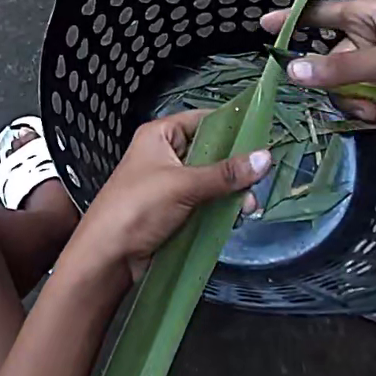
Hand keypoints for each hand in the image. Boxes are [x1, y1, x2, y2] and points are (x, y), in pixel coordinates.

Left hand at [63, 110, 272, 283]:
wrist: (108, 256)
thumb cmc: (137, 208)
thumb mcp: (183, 184)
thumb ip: (225, 173)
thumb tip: (266, 157)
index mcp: (159, 135)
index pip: (202, 119)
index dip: (231, 125)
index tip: (262, 134)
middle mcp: (165, 155)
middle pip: (211, 151)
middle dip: (236, 166)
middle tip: (261, 178)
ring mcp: (170, 184)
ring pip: (212, 180)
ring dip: (231, 191)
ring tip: (249, 206)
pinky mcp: (175, 210)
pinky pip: (206, 202)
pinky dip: (222, 207)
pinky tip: (237, 216)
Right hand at [259, 0, 375, 130]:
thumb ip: (342, 70)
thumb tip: (291, 73)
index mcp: (372, 14)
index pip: (322, 13)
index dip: (293, 19)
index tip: (263, 27)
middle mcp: (374, 36)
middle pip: (331, 64)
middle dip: (343, 88)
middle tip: (365, 102)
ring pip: (348, 89)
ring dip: (363, 106)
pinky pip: (369, 101)